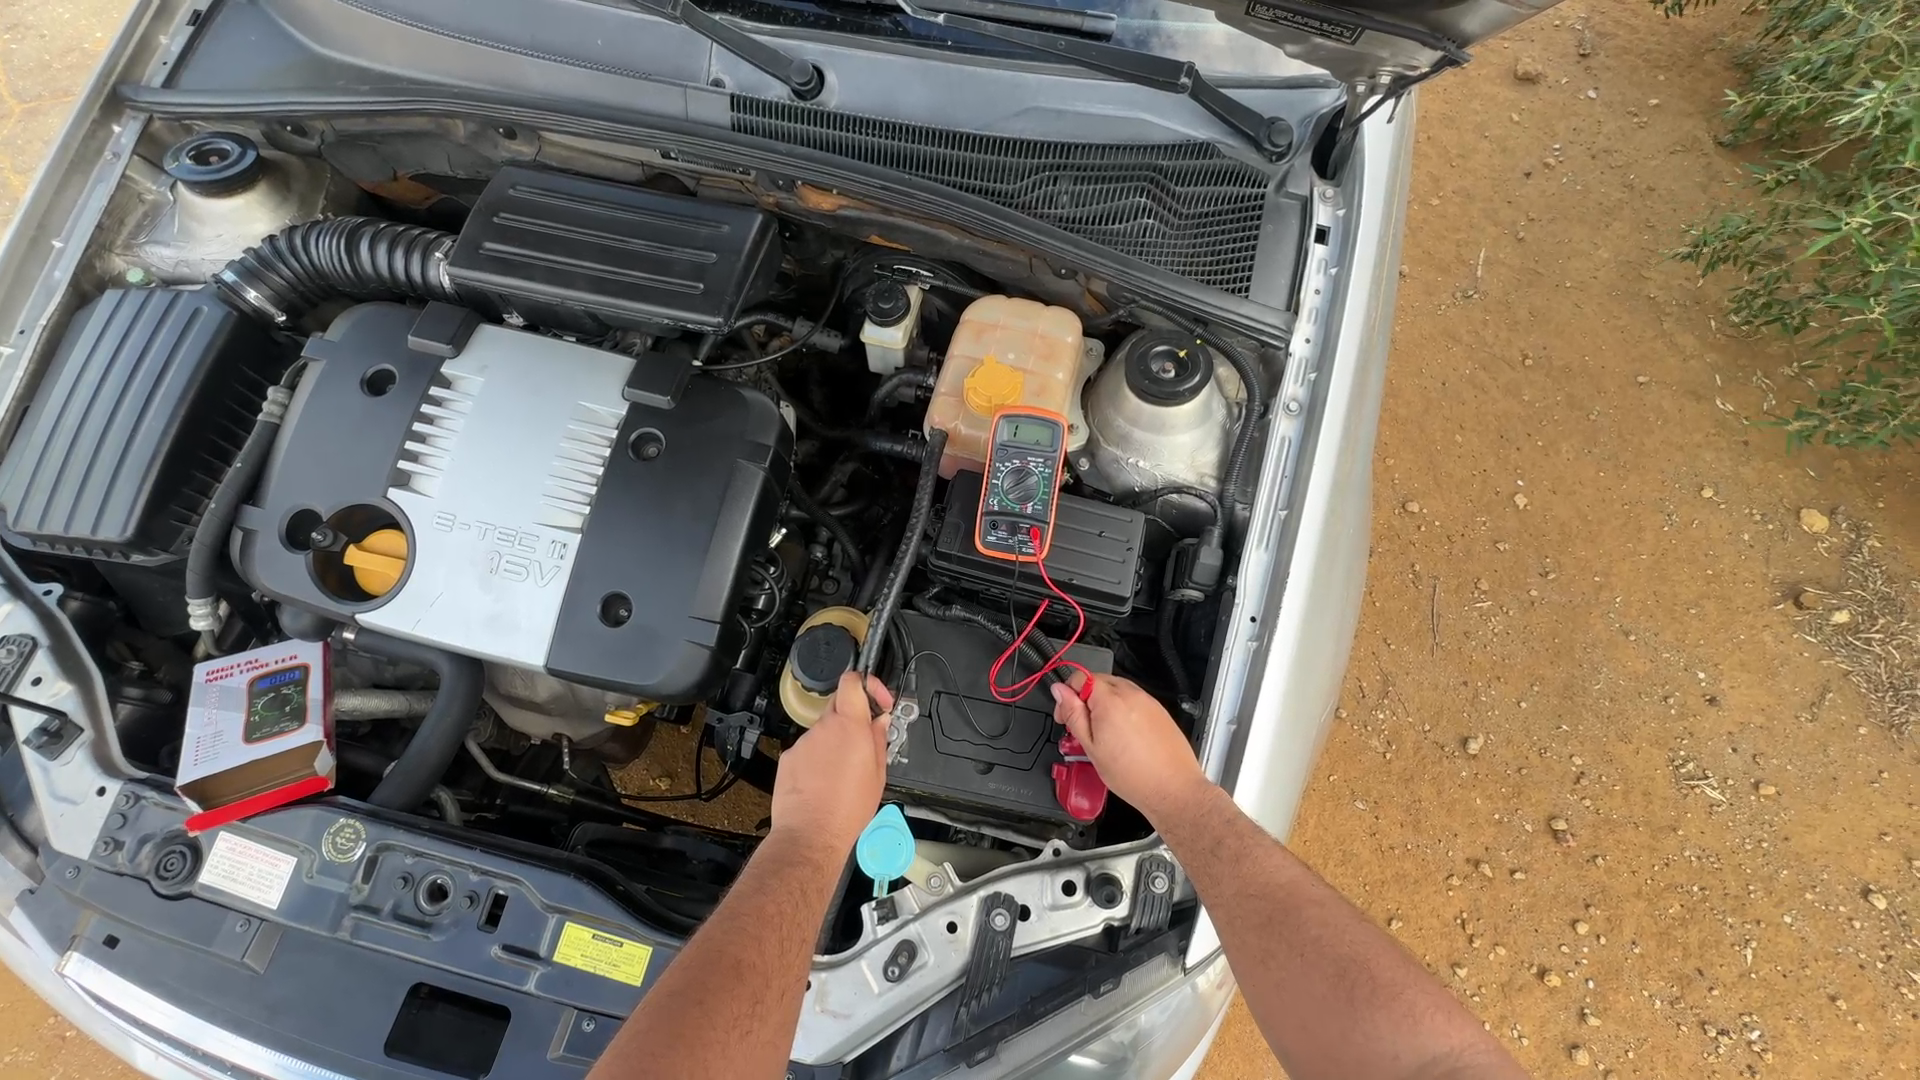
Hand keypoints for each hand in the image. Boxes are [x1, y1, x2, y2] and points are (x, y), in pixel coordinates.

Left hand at [771, 673, 894, 856]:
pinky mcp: (789, 757)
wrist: (811, 834)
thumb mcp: (878, 774)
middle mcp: (824, 728)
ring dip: (834, 743)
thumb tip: (880, 722)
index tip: (877, 700)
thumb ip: (879, 739)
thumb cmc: (846, 810)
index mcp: (850, 726)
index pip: (852, 682)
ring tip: (842, 772)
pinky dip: (817, 759)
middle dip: (852, 718)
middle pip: (839, 705)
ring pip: (823, 731)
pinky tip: (824, 781)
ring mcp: (804, 742)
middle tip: (863, 739)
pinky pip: (807, 749)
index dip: (866, 684)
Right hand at [1051, 673, 1210, 822]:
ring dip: (1104, 704)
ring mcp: (1147, 701)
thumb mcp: (1091, 747)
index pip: (1081, 677)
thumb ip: (1073, 714)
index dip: (1067, 694)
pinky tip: (1123, 736)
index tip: (1066, 713)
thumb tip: (1060, 691)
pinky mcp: (1159, 710)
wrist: (1172, 789)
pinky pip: (1133, 700)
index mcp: (1110, 701)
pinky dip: (1123, 711)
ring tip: (1104, 733)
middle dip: (1085, 699)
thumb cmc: (1134, 776)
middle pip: (1098, 681)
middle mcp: (1131, 694)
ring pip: (1116, 690)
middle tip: (1082, 725)